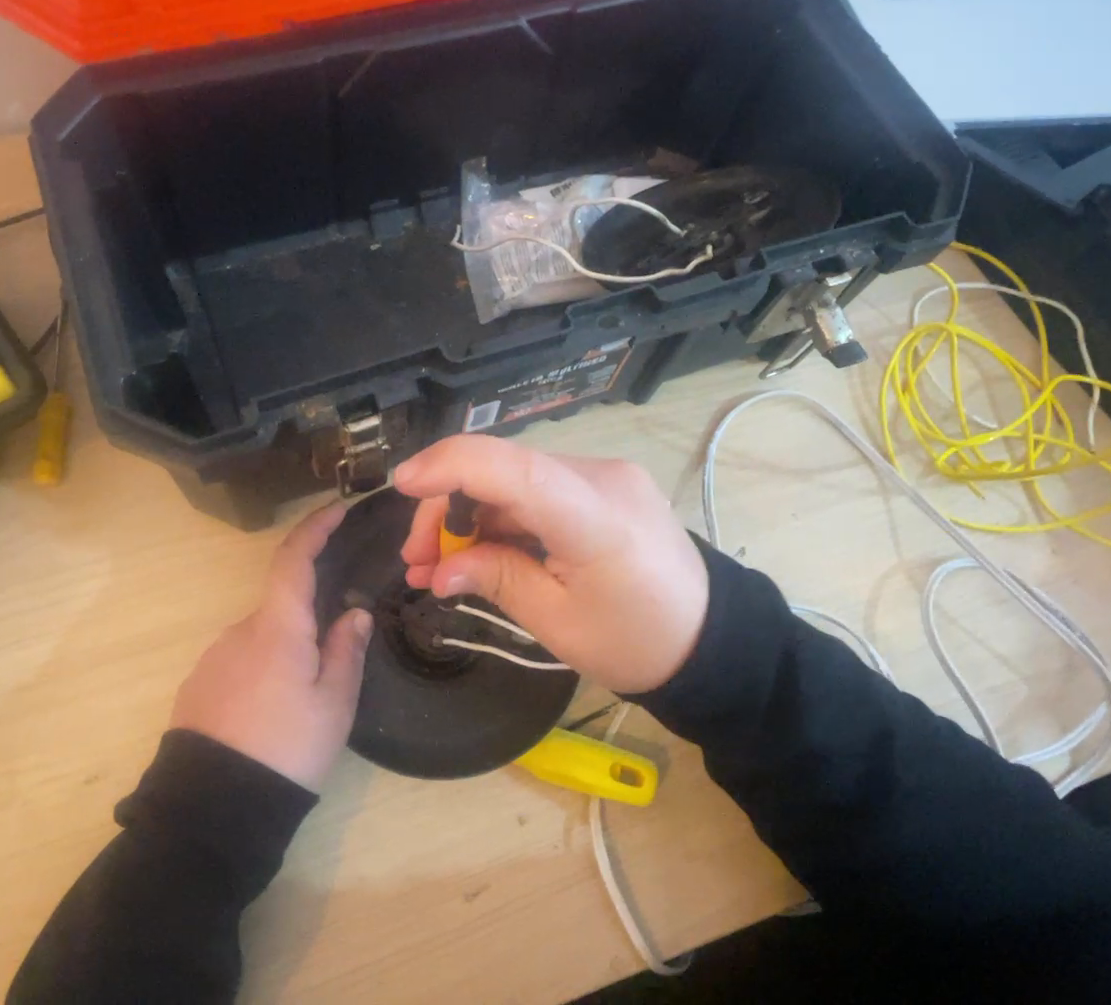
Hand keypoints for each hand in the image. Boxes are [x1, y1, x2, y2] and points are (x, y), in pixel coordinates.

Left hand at [171, 503, 372, 790]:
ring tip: (304, 707)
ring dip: (287, 653)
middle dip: (310, 621)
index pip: (293, 559)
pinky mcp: (198, 685)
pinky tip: (273, 715)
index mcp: (276, 628)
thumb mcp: (333, 705)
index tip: (337, 508)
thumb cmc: (287, 749)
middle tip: (336, 664)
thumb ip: (345, 652)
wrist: (213, 806)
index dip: (314, 528)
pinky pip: (241, 662)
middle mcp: (239, 631)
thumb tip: (353, 613)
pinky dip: (263, 672)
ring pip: (263, 639)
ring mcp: (214, 658)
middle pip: (281, 606)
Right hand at [394, 436, 708, 693]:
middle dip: (448, 509)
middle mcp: (600, 477)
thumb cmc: (636, 642)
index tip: (401, 485)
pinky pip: (537, 490)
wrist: (710, 640)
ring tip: (436, 565)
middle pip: (502, 471)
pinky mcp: (604, 485)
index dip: (450, 467)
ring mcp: (605, 476)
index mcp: (594, 517)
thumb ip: (495, 579)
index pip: (513, 469)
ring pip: (514, 479)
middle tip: (416, 562)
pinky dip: (501, 517)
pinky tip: (475, 550)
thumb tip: (438, 569)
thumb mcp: (558, 623)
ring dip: (470, 516)